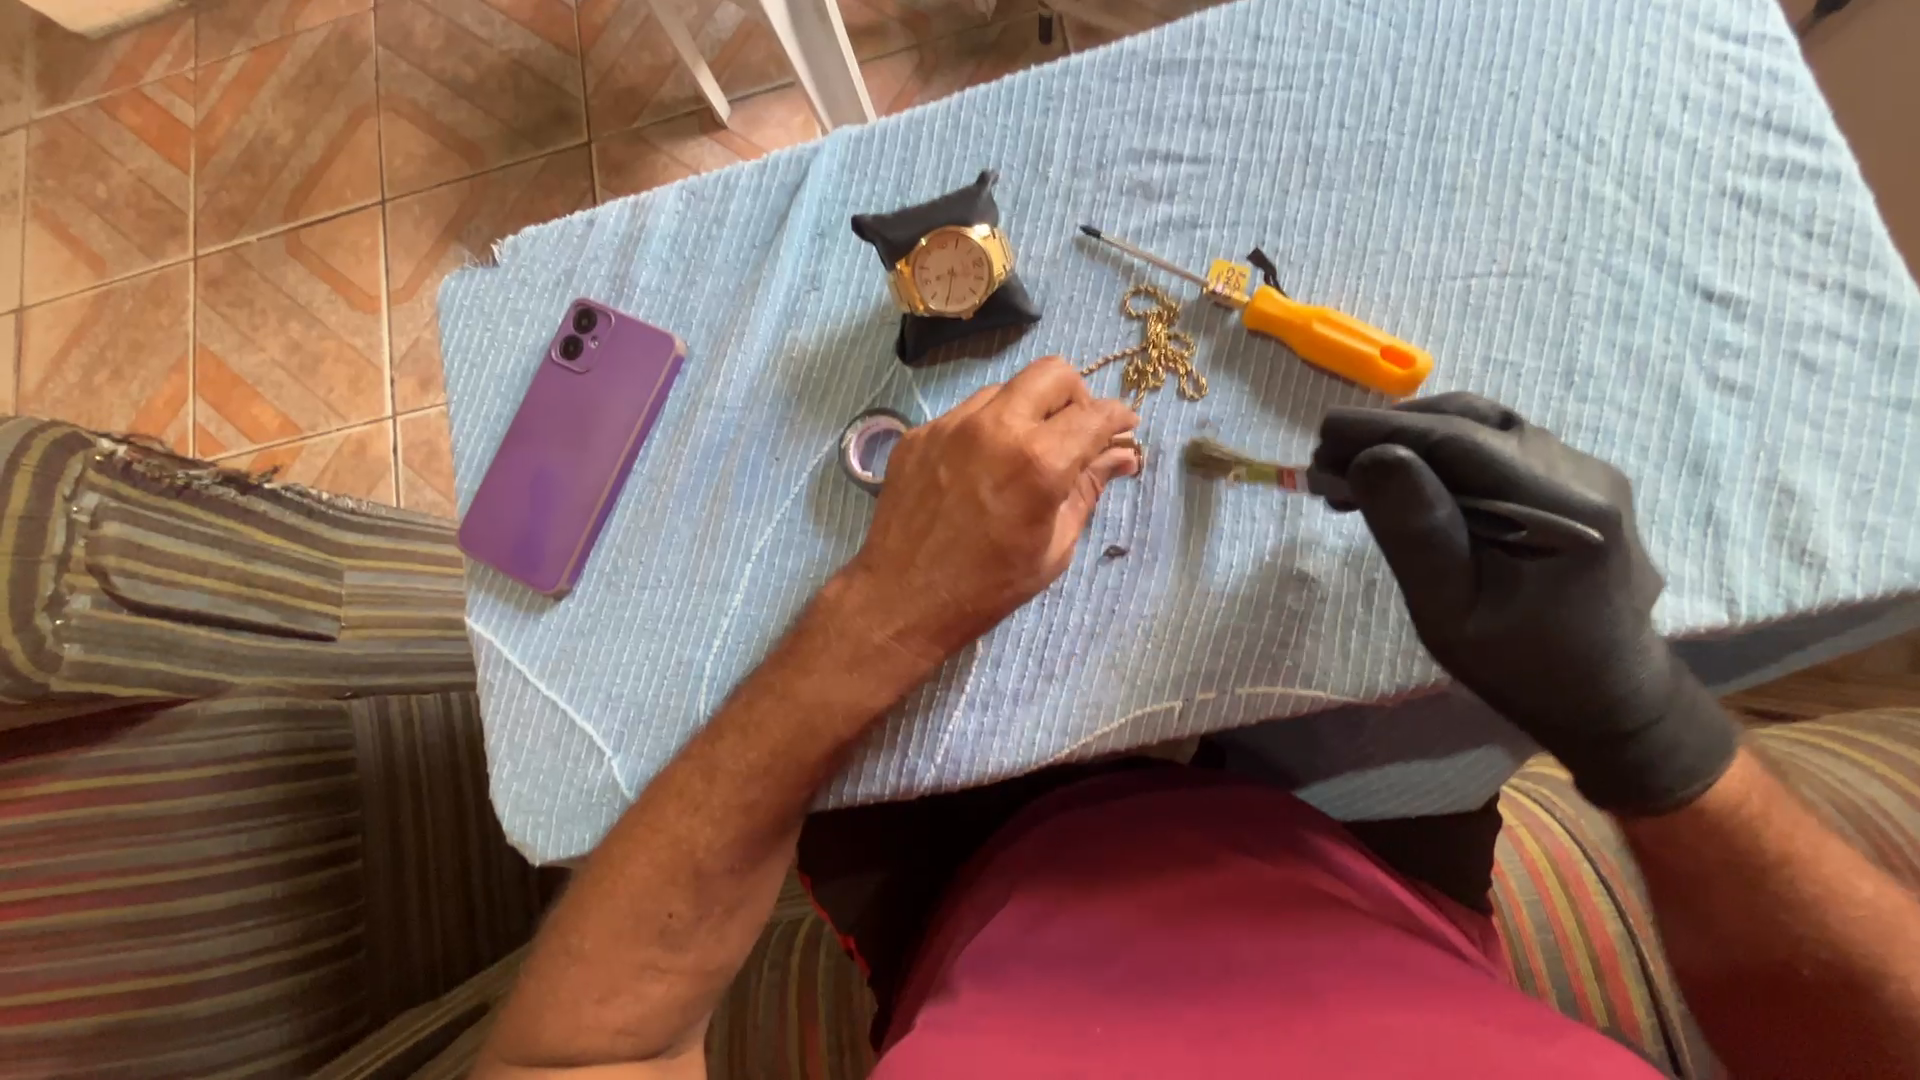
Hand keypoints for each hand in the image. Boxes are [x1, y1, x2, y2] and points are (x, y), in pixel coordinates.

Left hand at [843, 357, 1139, 668]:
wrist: (902, 599)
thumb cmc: (988, 587)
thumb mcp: (1054, 546)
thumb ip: (1088, 488)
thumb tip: (1122, 455)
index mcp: (1038, 462)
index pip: (1095, 414)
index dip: (1119, 417)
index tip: (1124, 427)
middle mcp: (995, 427)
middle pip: (1052, 373)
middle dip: (1076, 396)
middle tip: (1075, 433)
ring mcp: (950, 425)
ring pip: (1005, 389)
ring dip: (1027, 411)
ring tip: (1023, 454)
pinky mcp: (919, 434)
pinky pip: (966, 414)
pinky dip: (987, 430)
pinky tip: (981, 468)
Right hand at [1314, 393, 1736, 814]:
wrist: (1605, 691)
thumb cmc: (1517, 664)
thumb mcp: (1449, 612)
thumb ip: (1416, 532)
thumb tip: (1371, 458)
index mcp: (1559, 509)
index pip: (1454, 440)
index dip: (1381, 430)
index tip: (1320, 435)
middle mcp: (1582, 474)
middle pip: (1470, 423)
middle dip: (1389, 432)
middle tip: (1326, 461)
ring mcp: (1587, 472)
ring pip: (1484, 427)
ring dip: (1413, 438)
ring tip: (1357, 471)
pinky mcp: (1577, 481)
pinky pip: (1499, 446)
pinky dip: (1442, 450)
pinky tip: (1407, 480)